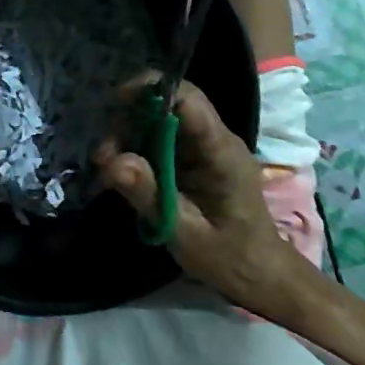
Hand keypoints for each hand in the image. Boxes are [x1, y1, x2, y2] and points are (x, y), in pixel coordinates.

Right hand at [95, 80, 305, 316]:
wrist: (262, 274)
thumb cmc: (230, 257)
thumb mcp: (185, 233)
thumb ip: (150, 195)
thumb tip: (113, 161)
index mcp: (221, 150)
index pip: (189, 100)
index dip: (153, 90)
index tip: (116, 102)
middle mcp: (216, 139)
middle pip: (172, 105)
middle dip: (133, 118)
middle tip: (103, 152)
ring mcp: (207, 148)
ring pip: (165, 120)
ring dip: (132, 135)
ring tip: (105, 165)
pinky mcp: (198, 159)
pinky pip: (166, 140)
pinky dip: (141, 149)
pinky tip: (121, 170)